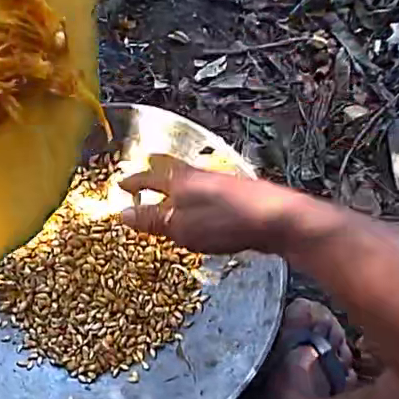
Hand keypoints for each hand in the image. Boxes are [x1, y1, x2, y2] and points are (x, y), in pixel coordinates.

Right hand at [118, 153, 323, 254]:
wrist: (278, 219)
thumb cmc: (224, 221)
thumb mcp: (180, 226)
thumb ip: (151, 220)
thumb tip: (121, 215)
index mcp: (180, 180)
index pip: (149, 178)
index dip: (134, 183)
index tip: (120, 184)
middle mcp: (199, 176)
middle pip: (171, 172)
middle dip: (156, 176)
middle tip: (144, 179)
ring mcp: (221, 184)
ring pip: (191, 181)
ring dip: (176, 187)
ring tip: (169, 196)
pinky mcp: (239, 196)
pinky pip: (208, 193)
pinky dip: (196, 198)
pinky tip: (202, 208)